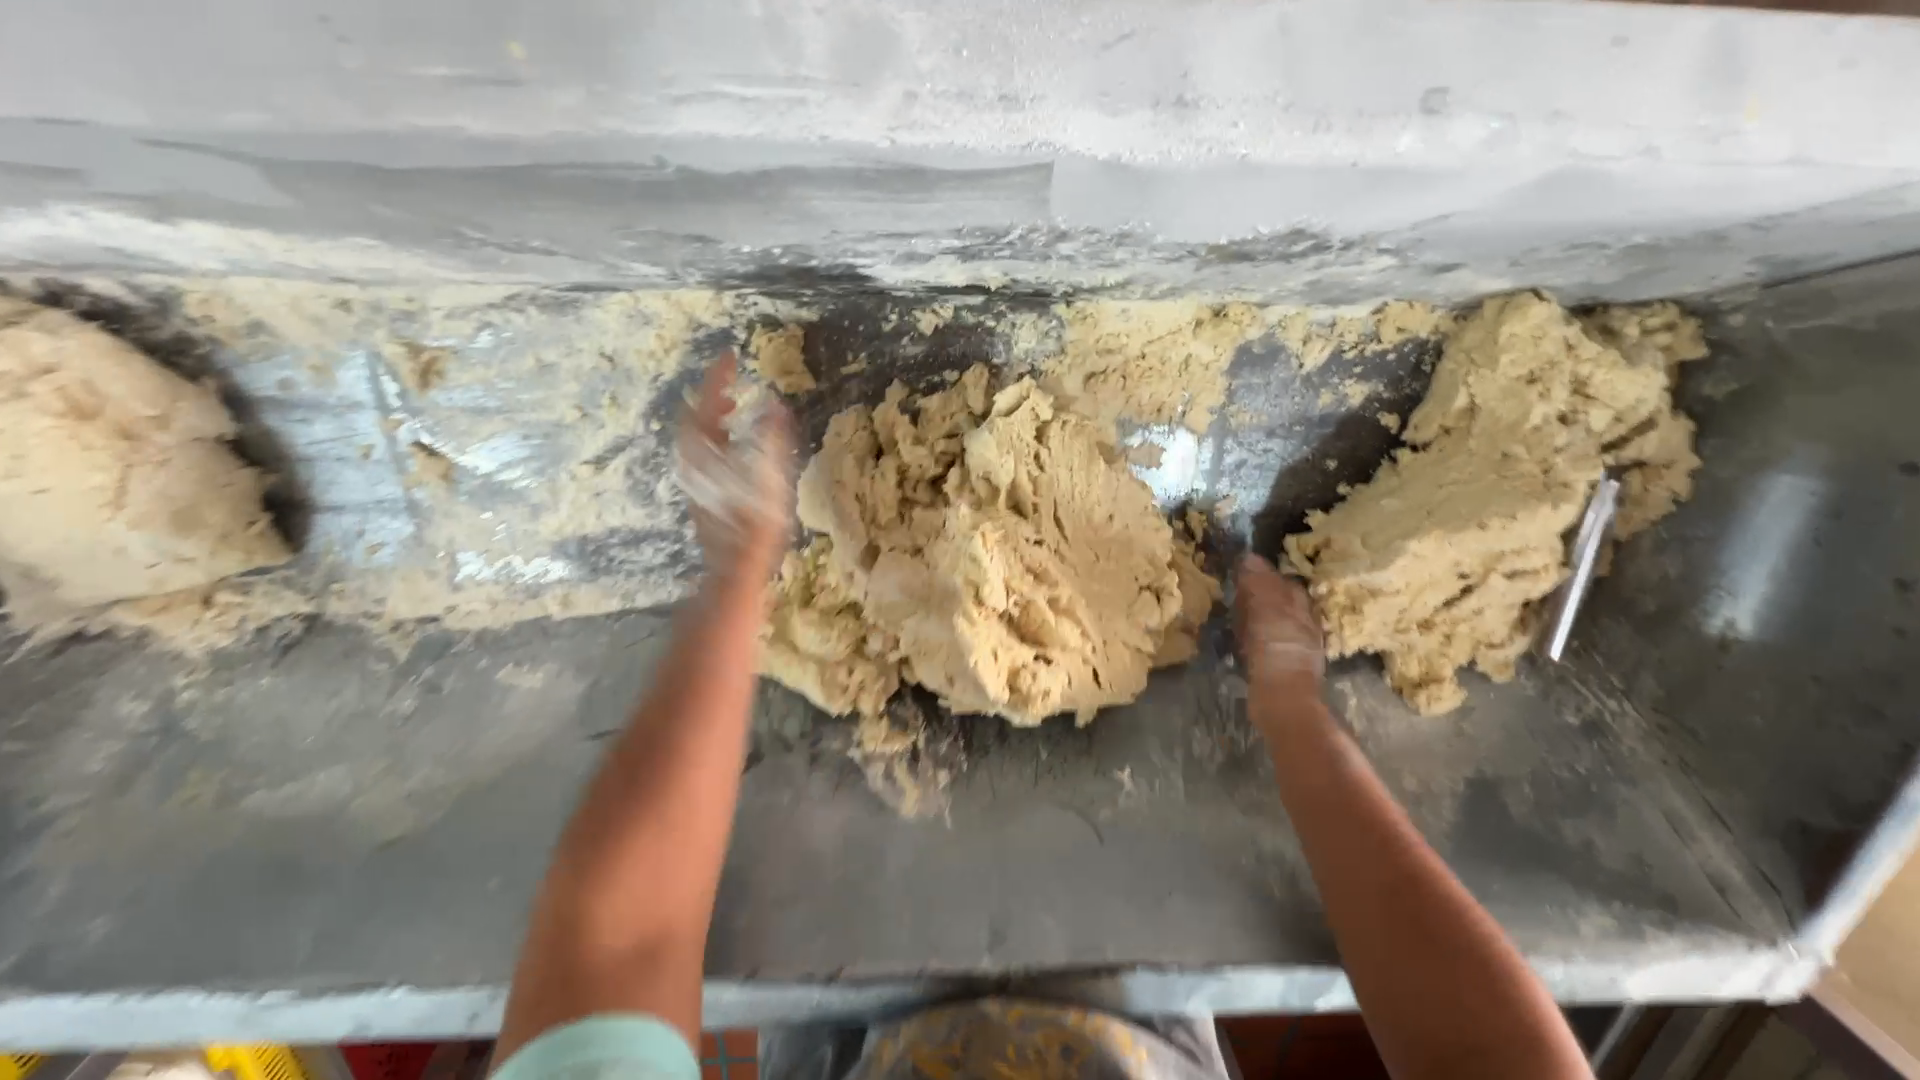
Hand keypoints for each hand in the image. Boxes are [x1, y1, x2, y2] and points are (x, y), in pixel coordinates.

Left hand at [674, 352, 795, 580]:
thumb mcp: (768, 479)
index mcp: (704, 452)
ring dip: (714, 416)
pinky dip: (717, 436)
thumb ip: (771, 439)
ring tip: (734, 406)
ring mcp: (695, 479)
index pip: (705, 402)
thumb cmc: (754, 526)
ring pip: (698, 436)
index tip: (730, 355)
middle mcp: (692, 462)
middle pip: (695, 417)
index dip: (717, 377)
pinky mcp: (702, 493)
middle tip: (733, 380)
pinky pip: (704, 452)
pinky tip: (735, 444)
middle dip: (712, 395)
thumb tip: (774, 405)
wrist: (734, 571)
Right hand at [1235, 553, 1325, 691]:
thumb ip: (1258, 583)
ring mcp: (1296, 647)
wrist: (1284, 700)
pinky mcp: (1284, 667)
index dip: (1263, 574)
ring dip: (1259, 617)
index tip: (1240, 571)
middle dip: (1263, 594)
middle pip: (1282, 601)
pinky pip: (1268, 644)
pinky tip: (1244, 641)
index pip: (1282, 581)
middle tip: (1237, 593)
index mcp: (1300, 606)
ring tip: (1238, 615)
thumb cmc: (1274, 650)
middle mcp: (1303, 623)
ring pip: (1276, 622)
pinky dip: (1256, 638)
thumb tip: (1250, 557)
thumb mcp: (1264, 609)